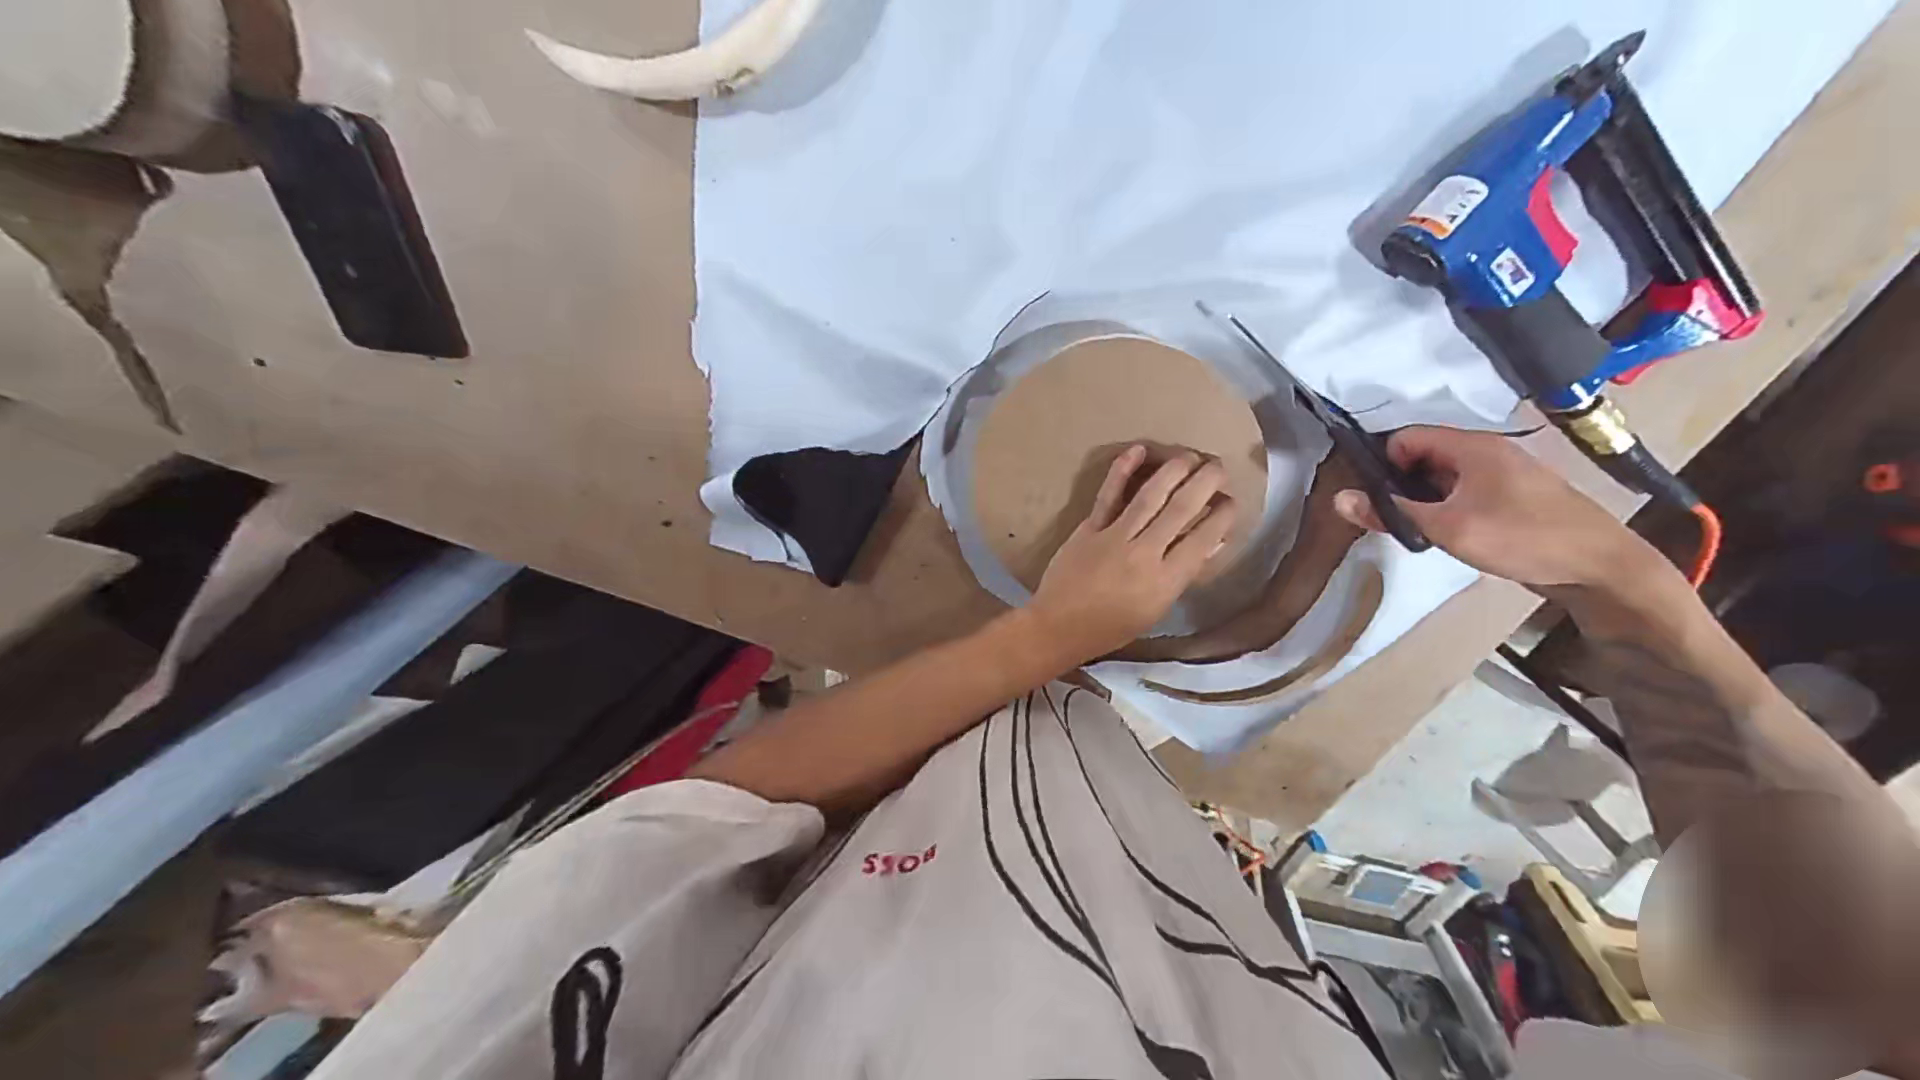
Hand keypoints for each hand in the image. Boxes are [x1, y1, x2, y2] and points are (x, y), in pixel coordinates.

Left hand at [1028, 446, 1238, 662]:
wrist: (1059, 626)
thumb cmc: (1112, 626)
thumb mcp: (1156, 609)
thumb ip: (1185, 574)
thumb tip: (1215, 542)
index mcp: (1165, 580)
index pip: (1203, 538)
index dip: (1222, 515)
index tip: (1231, 500)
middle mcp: (1144, 554)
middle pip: (1182, 509)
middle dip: (1205, 483)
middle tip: (1219, 466)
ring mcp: (1115, 538)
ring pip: (1150, 496)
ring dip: (1174, 471)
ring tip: (1191, 455)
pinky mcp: (1089, 529)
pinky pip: (1108, 495)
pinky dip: (1122, 470)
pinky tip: (1139, 450)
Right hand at [1331, 426, 1663, 590]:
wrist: (1600, 568)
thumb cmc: (1521, 538)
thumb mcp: (1445, 527)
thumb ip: (1389, 512)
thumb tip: (1338, 499)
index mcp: (1472, 447)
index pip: (1406, 437)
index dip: (1381, 463)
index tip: (1370, 495)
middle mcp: (1487, 453)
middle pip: (1421, 457)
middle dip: (1397, 484)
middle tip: (1385, 517)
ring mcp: (1501, 476)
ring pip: (1440, 478)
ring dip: (1419, 500)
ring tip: (1411, 529)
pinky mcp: (1510, 499)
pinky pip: (1461, 494)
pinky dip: (1443, 509)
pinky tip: (1441, 534)